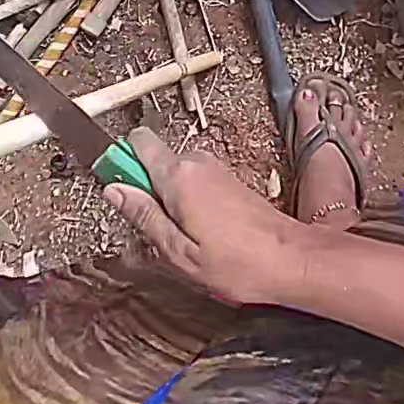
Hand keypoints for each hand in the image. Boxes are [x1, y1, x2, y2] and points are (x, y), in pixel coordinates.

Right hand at [102, 128, 320, 305]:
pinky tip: (205, 232)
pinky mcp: (226, 177)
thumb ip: (143, 215)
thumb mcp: (178, 251)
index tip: (121, 190)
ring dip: (170, 198)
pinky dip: (189, 200)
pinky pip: (192, 180)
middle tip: (161, 232)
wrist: (291, 259)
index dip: (122, 160)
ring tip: (188, 237)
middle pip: (153, 160)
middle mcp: (196, 161)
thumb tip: (112, 189)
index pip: (138, 140)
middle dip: (147, 189)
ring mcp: (213, 166)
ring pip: (172, 173)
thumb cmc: (236, 263)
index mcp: (178, 175)